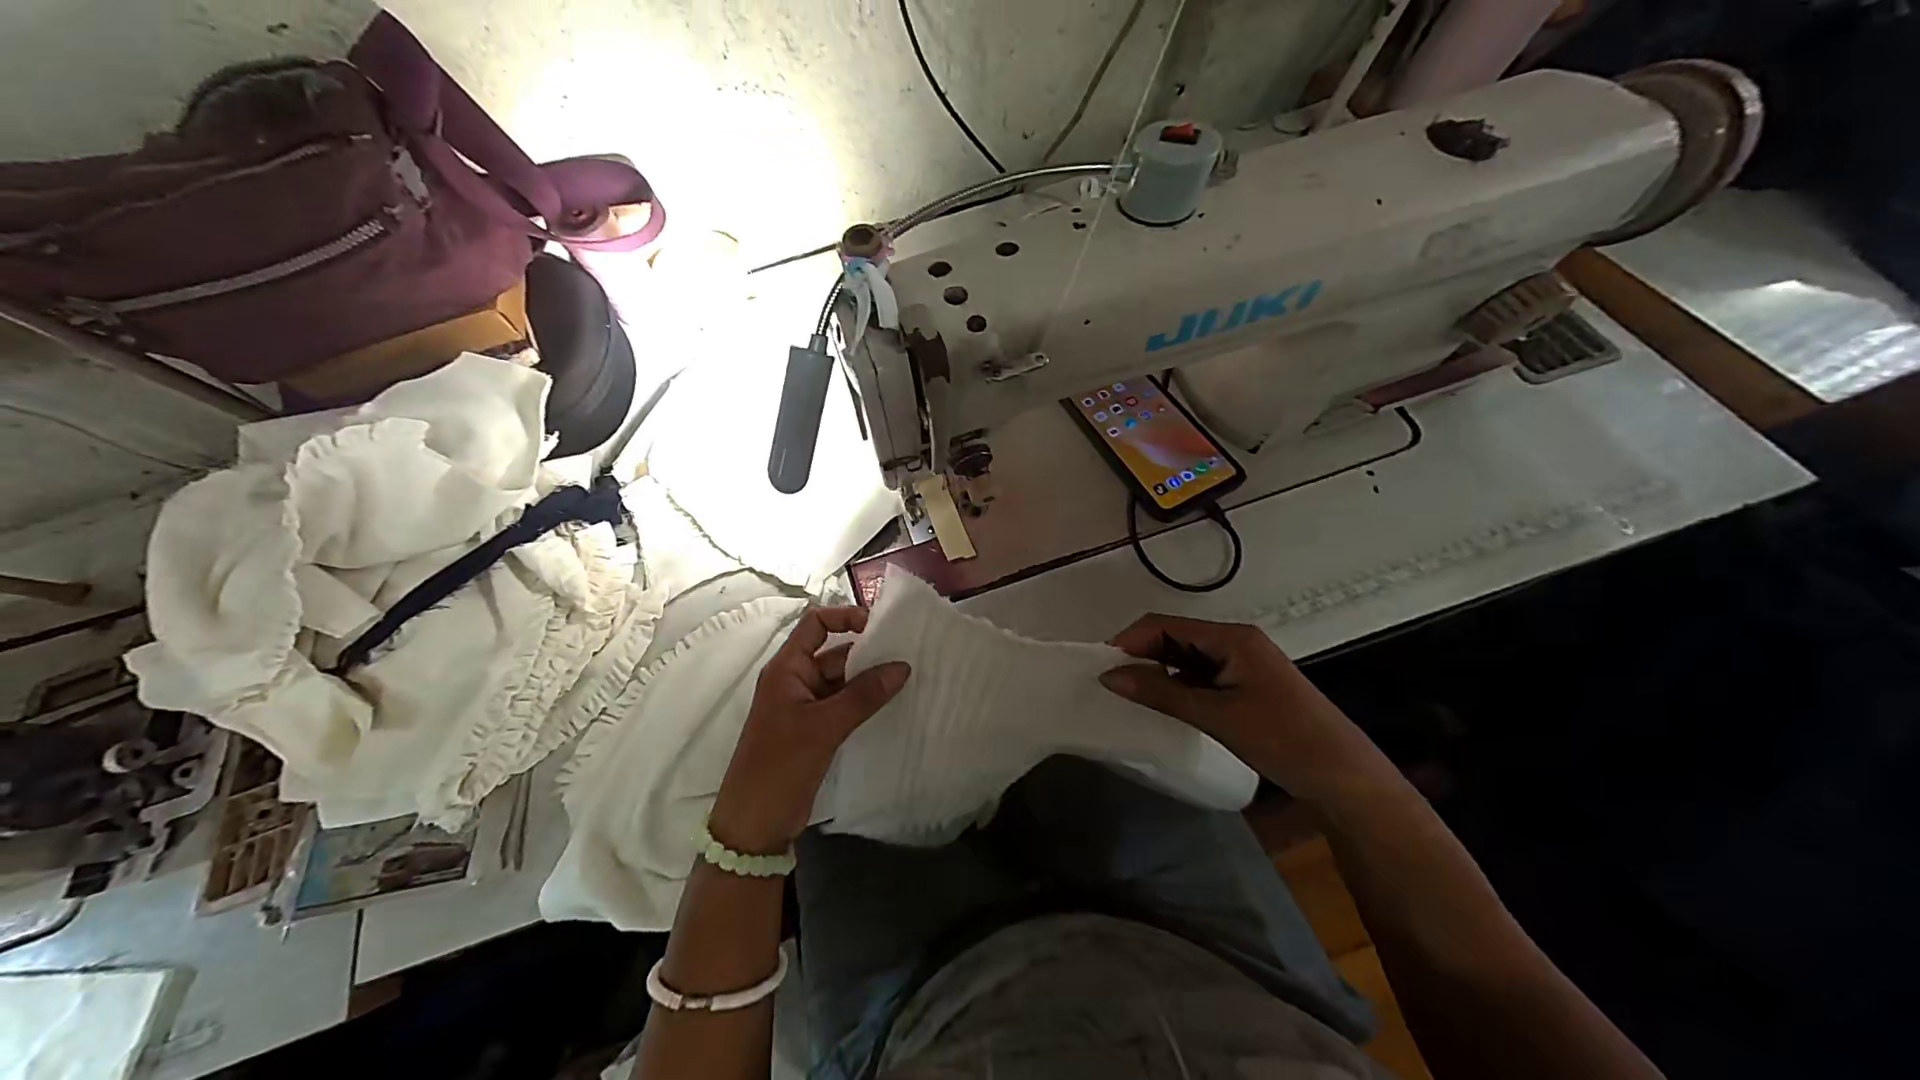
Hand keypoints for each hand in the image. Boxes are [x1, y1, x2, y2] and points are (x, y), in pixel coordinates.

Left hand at [709, 607, 909, 854]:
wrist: (755, 826)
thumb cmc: (779, 767)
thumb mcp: (824, 727)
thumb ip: (864, 695)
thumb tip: (903, 666)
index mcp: (786, 669)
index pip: (815, 624)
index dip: (845, 616)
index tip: (880, 627)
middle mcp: (795, 681)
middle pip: (835, 652)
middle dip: (868, 653)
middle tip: (909, 656)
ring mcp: (805, 707)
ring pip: (843, 681)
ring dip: (871, 680)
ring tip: (910, 679)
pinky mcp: (816, 731)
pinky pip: (845, 706)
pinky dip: (866, 703)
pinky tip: (893, 705)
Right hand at [1099, 613, 1387, 802]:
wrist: (1343, 777)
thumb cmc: (1282, 739)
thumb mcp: (1216, 716)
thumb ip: (1161, 693)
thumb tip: (1109, 676)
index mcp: (1231, 638)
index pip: (1165, 624)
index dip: (1129, 640)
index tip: (1099, 666)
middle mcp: (1235, 642)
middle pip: (1174, 636)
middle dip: (1140, 655)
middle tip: (1108, 683)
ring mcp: (1242, 663)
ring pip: (1185, 657)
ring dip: (1157, 672)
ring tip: (1128, 695)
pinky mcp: (1245, 684)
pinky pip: (1199, 675)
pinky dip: (1176, 686)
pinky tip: (1161, 705)